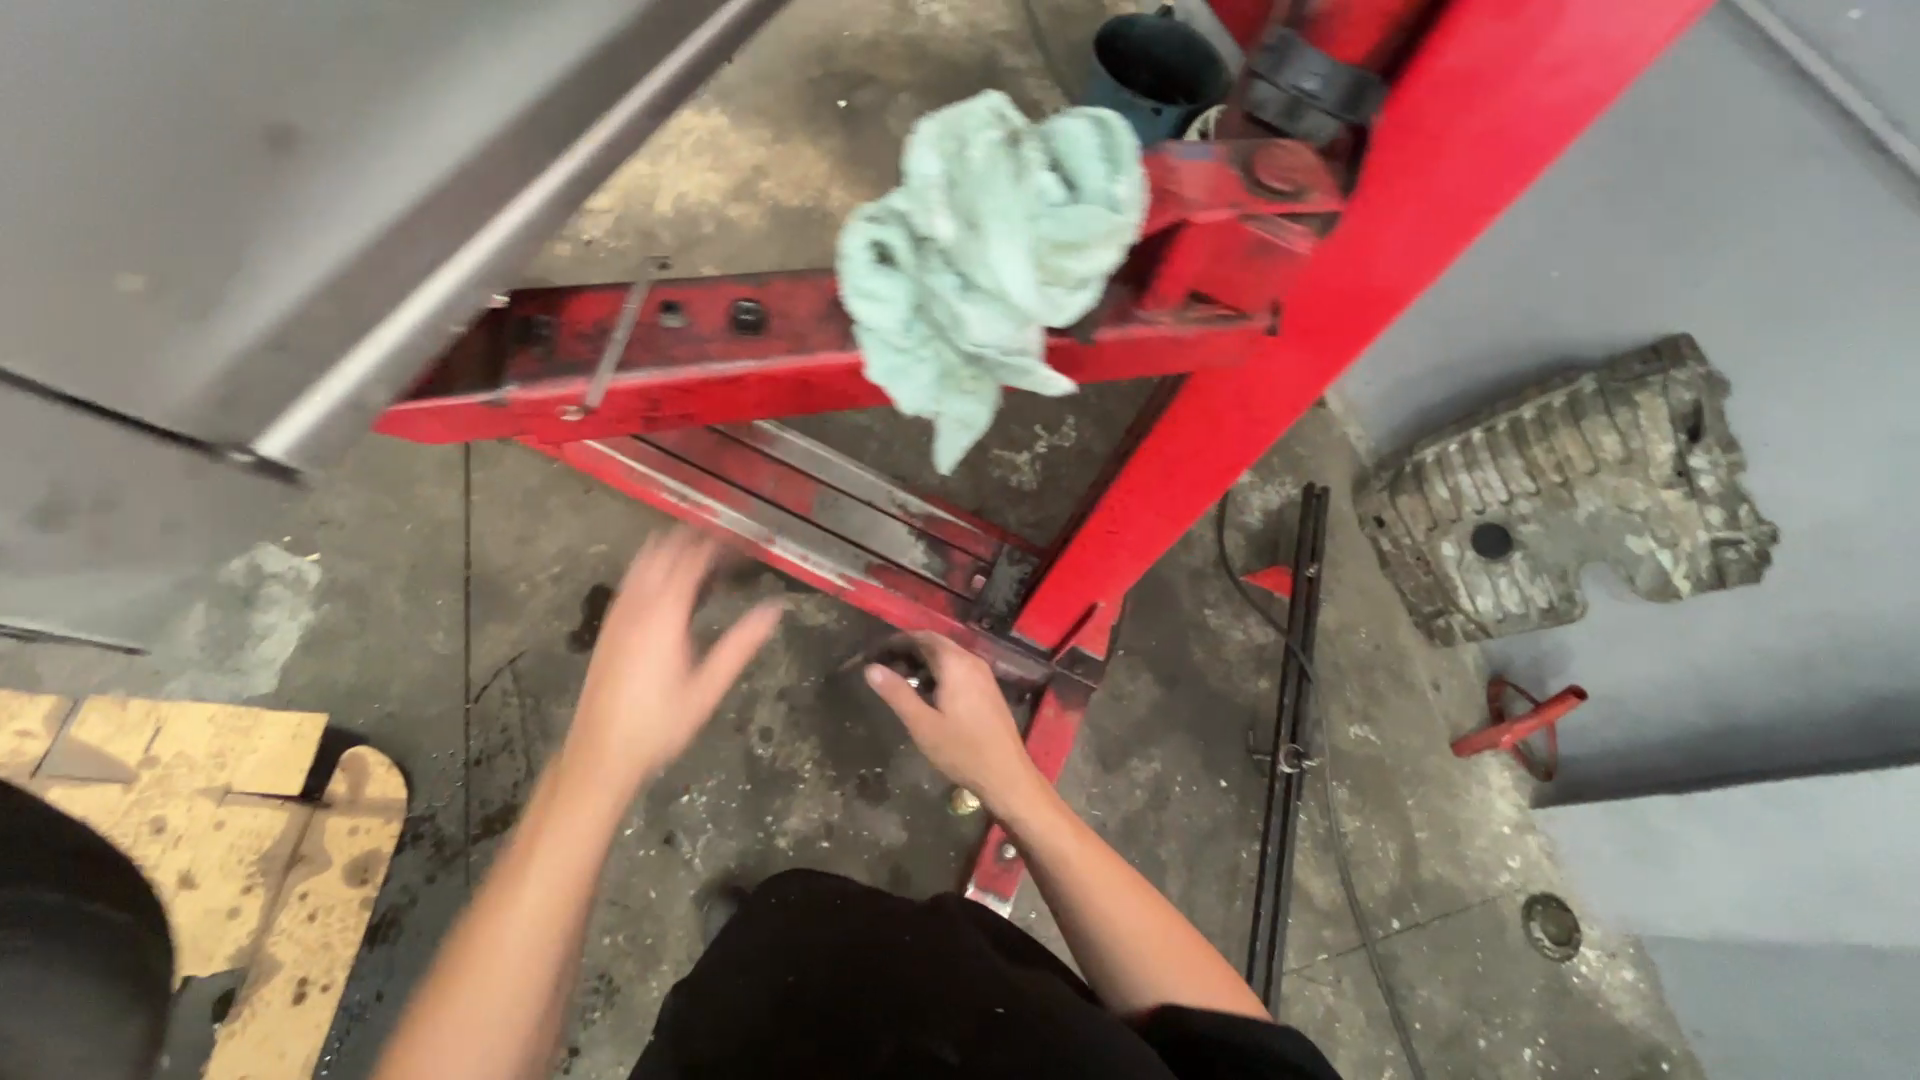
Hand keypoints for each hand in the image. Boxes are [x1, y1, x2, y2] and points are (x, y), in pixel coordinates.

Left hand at [561, 529, 782, 795]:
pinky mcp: (610, 625)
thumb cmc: (659, 724)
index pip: (692, 560)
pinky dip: (655, 566)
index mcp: (665, 614)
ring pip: (644, 561)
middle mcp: (638, 604)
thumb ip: (741, 645)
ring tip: (703, 549)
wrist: (601, 751)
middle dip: (695, 537)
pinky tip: (670, 580)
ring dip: (672, 547)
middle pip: (664, 550)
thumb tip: (775, 610)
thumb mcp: (708, 688)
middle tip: (728, 539)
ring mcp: (619, 612)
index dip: (718, 543)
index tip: (744, 538)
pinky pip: (633, 578)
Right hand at [865, 633, 1040, 810]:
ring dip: (923, 662)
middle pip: (936, 643)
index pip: (922, 637)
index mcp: (955, 664)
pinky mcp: (988, 688)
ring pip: (948, 656)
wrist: (1006, 774)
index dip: (896, 641)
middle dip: (909, 650)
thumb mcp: (922, 724)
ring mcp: (983, 674)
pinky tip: (926, 693)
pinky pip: (958, 668)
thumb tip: (870, 668)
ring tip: (900, 680)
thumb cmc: (962, 750)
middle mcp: (972, 661)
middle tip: (884, 666)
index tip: (875, 653)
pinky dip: (939, 672)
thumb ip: (897, 693)